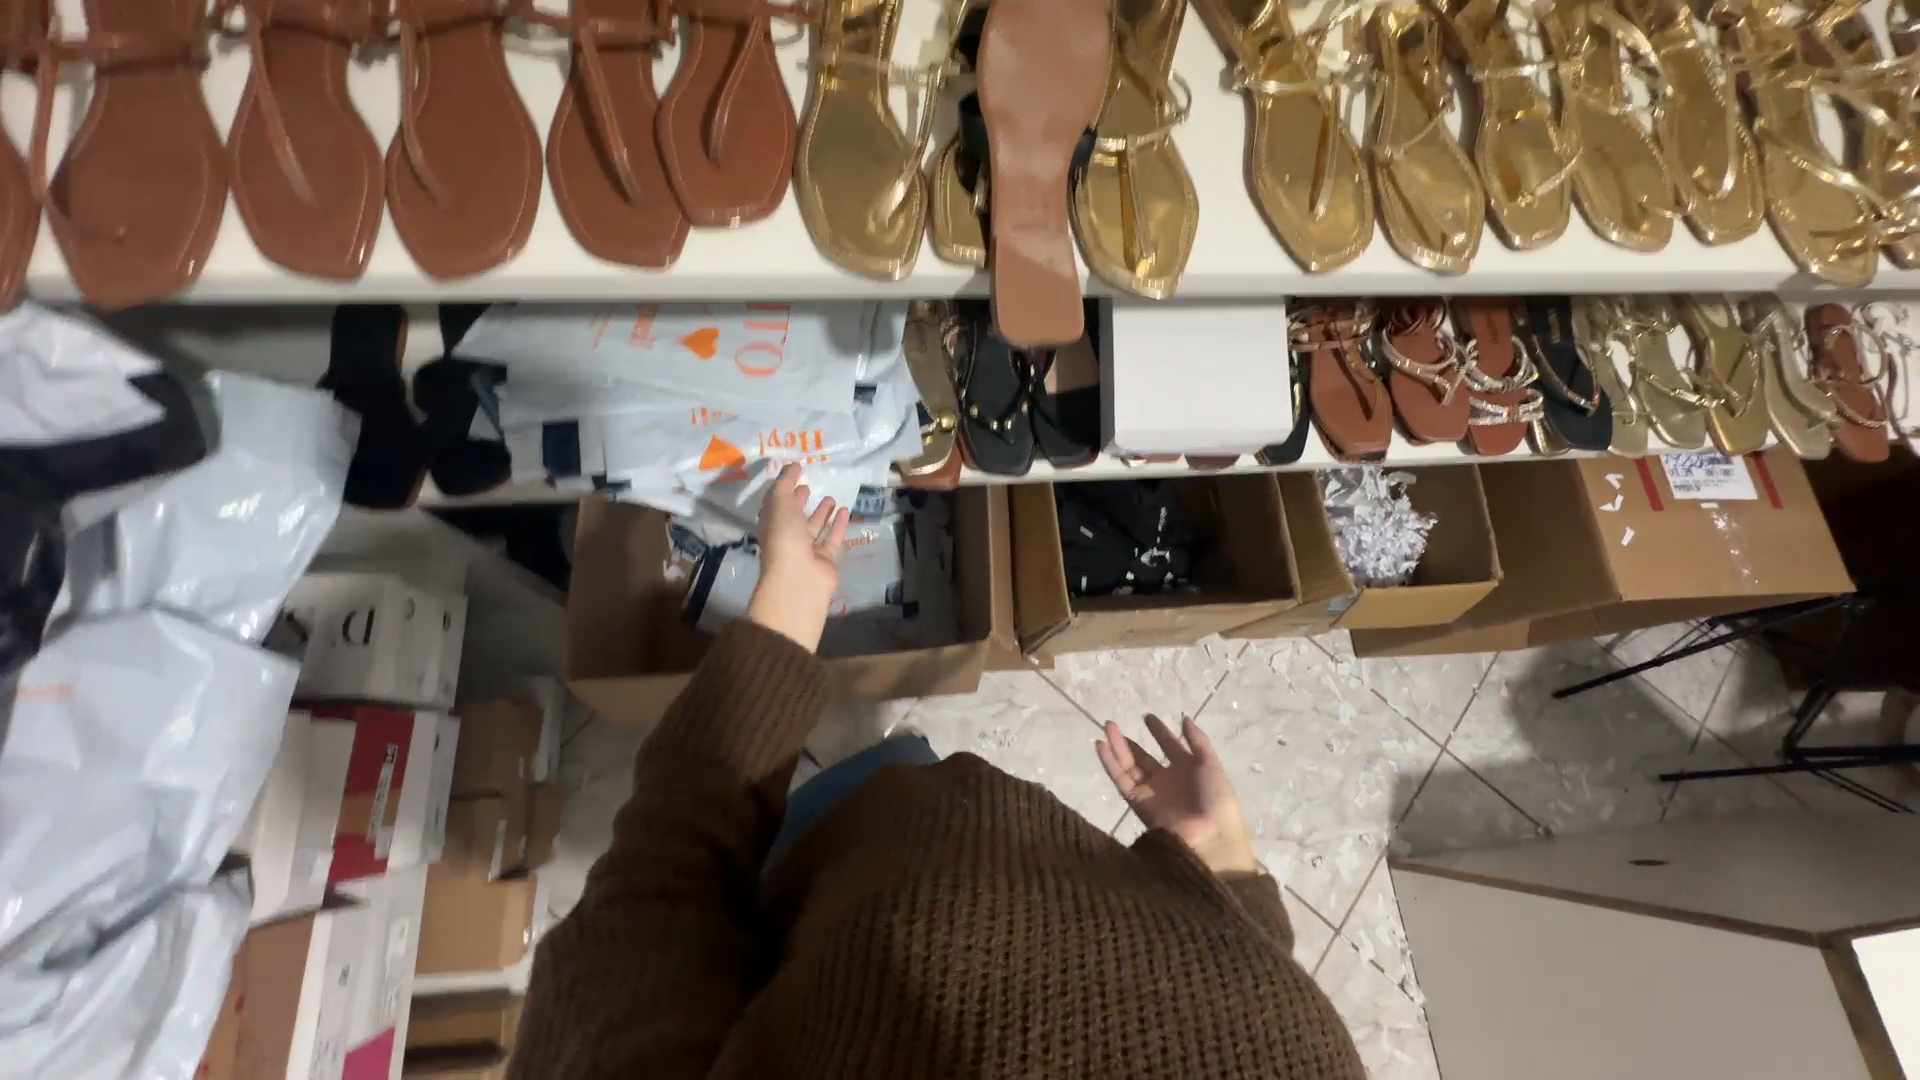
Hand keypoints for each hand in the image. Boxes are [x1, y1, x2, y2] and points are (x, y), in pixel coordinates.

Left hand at [745, 464, 849, 652]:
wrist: (799, 578)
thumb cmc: (784, 537)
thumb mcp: (780, 503)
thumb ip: (785, 483)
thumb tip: (793, 465)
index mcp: (771, 525)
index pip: (775, 505)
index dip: (783, 489)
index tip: (795, 474)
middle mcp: (787, 538)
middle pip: (794, 517)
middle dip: (800, 502)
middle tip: (809, 487)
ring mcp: (807, 551)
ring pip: (814, 528)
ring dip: (822, 513)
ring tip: (831, 498)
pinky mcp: (826, 560)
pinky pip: (832, 538)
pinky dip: (838, 525)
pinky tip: (846, 510)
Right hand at [1096, 715, 1258, 876]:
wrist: (1209, 835)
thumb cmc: (1215, 798)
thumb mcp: (1211, 764)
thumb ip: (1198, 741)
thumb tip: (1184, 718)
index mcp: (1187, 769)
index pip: (1169, 746)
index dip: (1159, 732)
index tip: (1147, 717)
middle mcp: (1166, 780)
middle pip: (1142, 757)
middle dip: (1128, 741)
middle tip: (1112, 723)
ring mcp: (1150, 791)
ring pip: (1128, 765)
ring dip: (1116, 747)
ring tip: (1107, 727)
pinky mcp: (1136, 801)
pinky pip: (1120, 779)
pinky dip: (1109, 762)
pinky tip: (1102, 745)